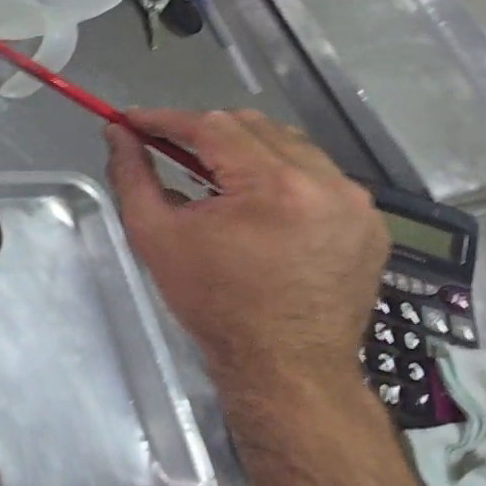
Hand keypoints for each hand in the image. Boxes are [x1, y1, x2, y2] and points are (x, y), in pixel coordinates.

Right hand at [106, 109, 388, 391]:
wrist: (285, 366)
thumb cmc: (212, 300)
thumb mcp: (153, 232)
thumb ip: (130, 172)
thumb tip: (116, 131)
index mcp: (275, 186)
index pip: (212, 126)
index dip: (165, 119)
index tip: (131, 121)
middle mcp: (326, 184)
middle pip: (252, 126)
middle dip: (203, 131)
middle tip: (167, 150)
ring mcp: (356, 204)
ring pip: (287, 144)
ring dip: (243, 149)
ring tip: (210, 175)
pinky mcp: (369, 223)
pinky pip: (317, 173)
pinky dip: (279, 173)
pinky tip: (253, 200)